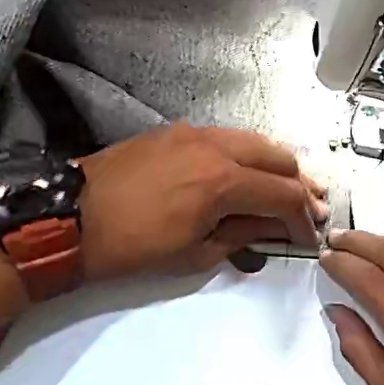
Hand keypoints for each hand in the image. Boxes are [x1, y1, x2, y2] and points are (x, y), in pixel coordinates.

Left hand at [76, 123, 327, 280]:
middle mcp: (216, 147)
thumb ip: (243, 234)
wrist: (73, 218)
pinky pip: (227, 136)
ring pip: (255, 140)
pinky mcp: (176, 130)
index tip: (309, 235)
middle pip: (279, 157)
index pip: (284, 194)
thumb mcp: (195, 253)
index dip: (303, 217)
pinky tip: (248, 172)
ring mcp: (194, 133)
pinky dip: (248, 153)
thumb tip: (272, 227)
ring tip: (287, 187)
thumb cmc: (133, 246)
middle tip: (311, 208)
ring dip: (277, 165)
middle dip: (301, 184)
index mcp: (224, 182)